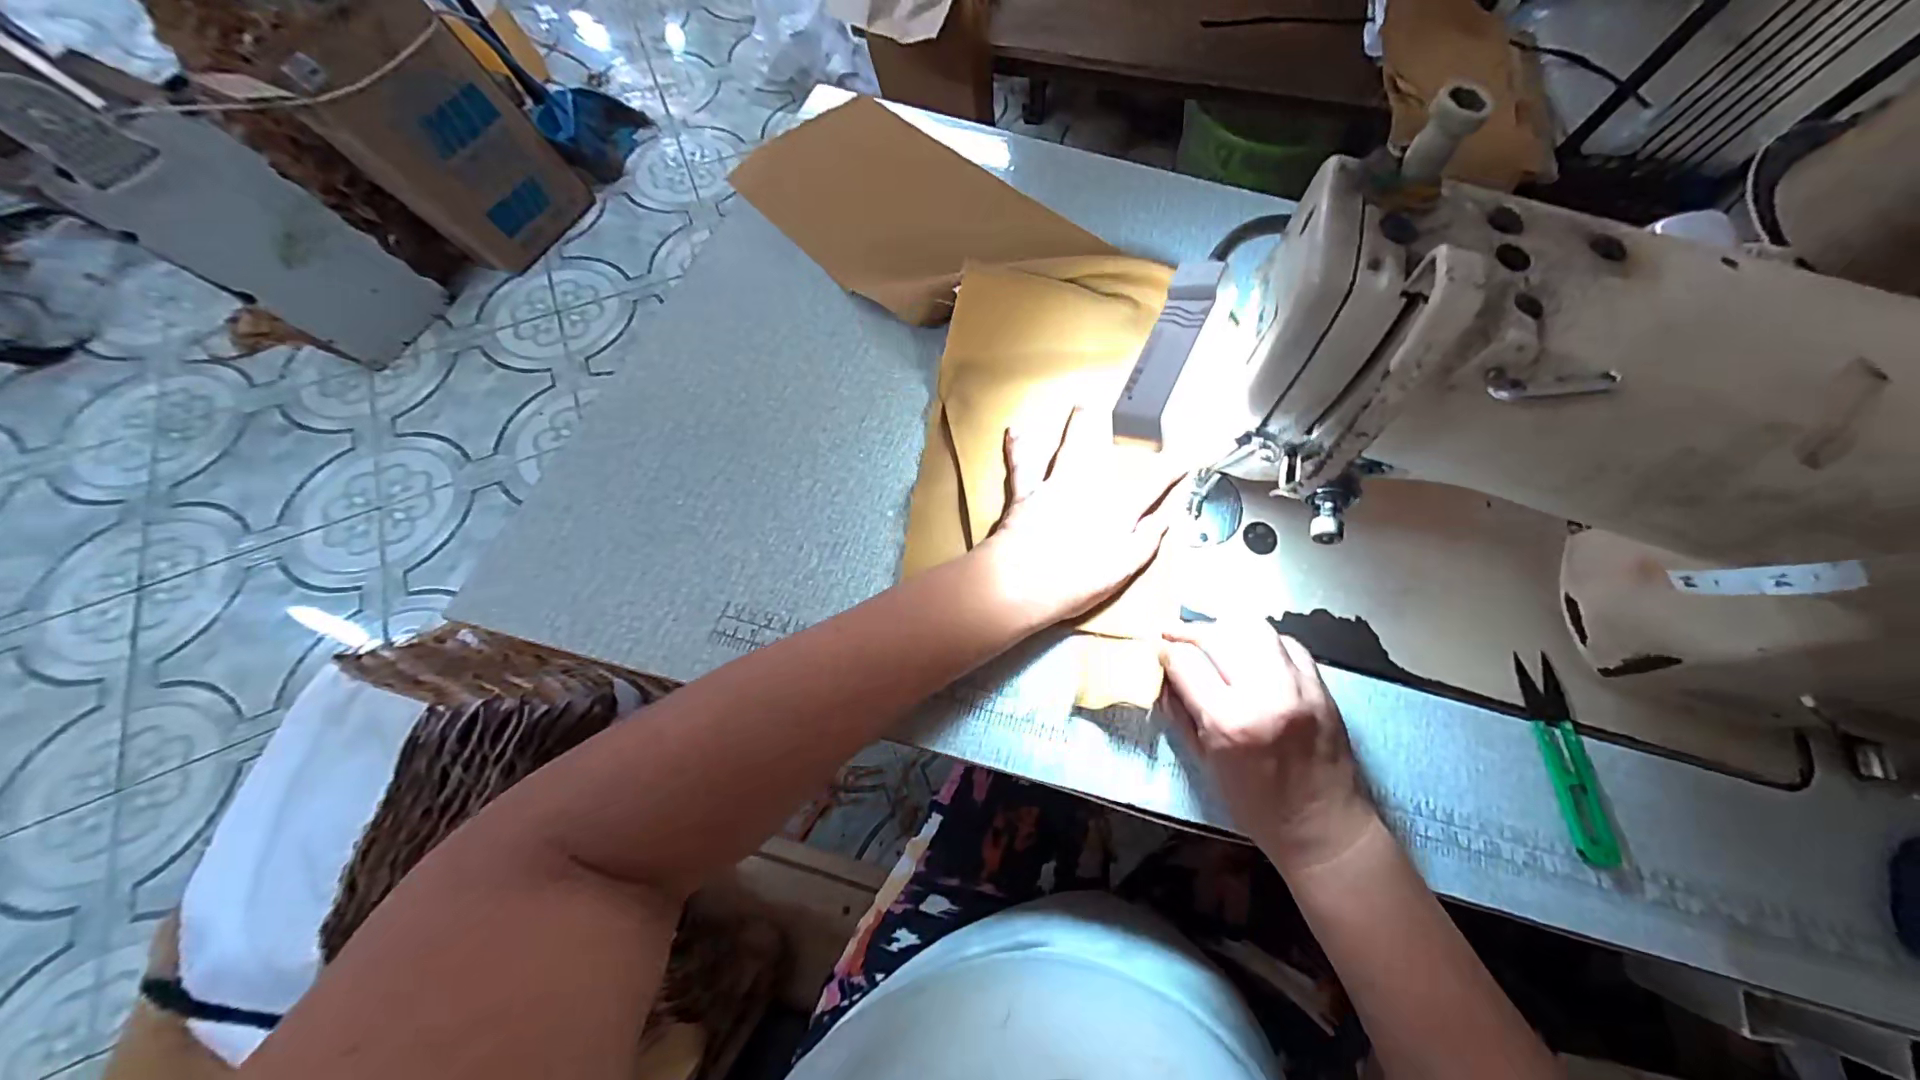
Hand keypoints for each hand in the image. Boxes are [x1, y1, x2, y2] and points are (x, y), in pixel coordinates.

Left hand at [973, 406, 1188, 625]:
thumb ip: (1147, 539)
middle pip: (1107, 454)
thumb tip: (1166, 517)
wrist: (1021, 582)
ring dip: (1075, 427)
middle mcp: (1087, 490)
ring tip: (1080, 407)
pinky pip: (1020, 466)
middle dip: (1121, 433)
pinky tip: (1014, 432)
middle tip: (1127, 413)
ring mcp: (1054, 488)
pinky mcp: (1024, 495)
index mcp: (1116, 510)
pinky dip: (1016, 448)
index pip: (1153, 483)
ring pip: (1067, 450)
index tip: (1189, 454)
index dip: (1174, 468)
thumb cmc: (1074, 582)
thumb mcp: (1124, 569)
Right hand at [1160, 621, 1377, 873]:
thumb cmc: (1255, 805)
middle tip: (1173, 634)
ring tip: (1209, 636)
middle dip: (1188, 631)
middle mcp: (1265, 695)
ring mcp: (1299, 686)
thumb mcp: (1204, 762)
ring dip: (1224, 627)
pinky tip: (1248, 650)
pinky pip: (1286, 643)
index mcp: (1229, 722)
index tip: (1157, 650)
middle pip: (1218, 636)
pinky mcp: (1321, 686)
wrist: (1324, 825)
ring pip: (1254, 628)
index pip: (1186, 663)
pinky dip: (1261, 639)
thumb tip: (1162, 676)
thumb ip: (1179, 713)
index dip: (1165, 652)